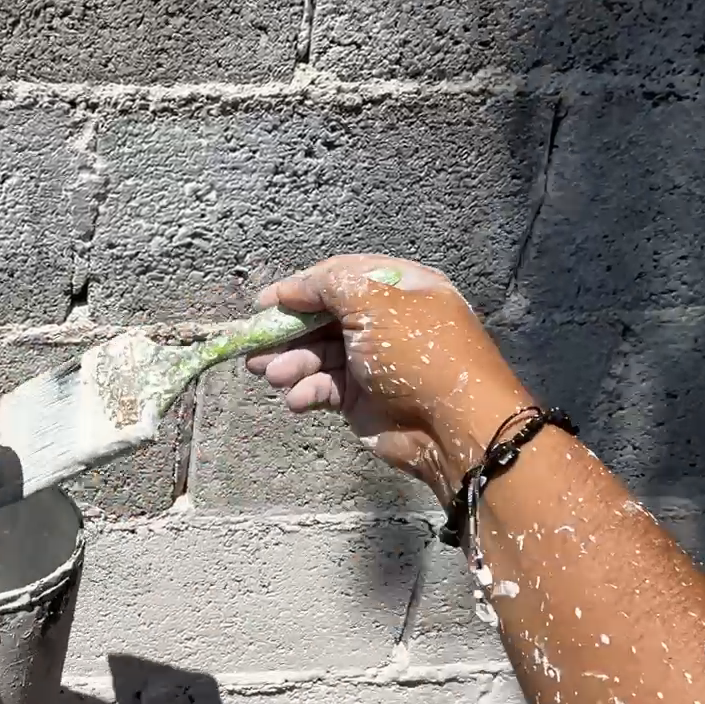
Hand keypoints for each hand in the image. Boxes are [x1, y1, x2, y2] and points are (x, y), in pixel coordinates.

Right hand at [243, 255, 531, 499]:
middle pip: (320, 319)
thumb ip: (327, 287)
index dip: (299, 288)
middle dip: (286, 333)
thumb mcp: (375, 305)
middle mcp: (382, 321)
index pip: (338, 278)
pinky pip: (322, 387)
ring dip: (290, 364)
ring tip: (270, 375)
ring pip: (315, 355)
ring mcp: (369, 361)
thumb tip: (288, 290)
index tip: (263, 304)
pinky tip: (299, 400)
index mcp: (396, 290)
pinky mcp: (358, 396)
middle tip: (254, 347)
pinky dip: (306, 392)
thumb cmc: (418, 355)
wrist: (451, 426)